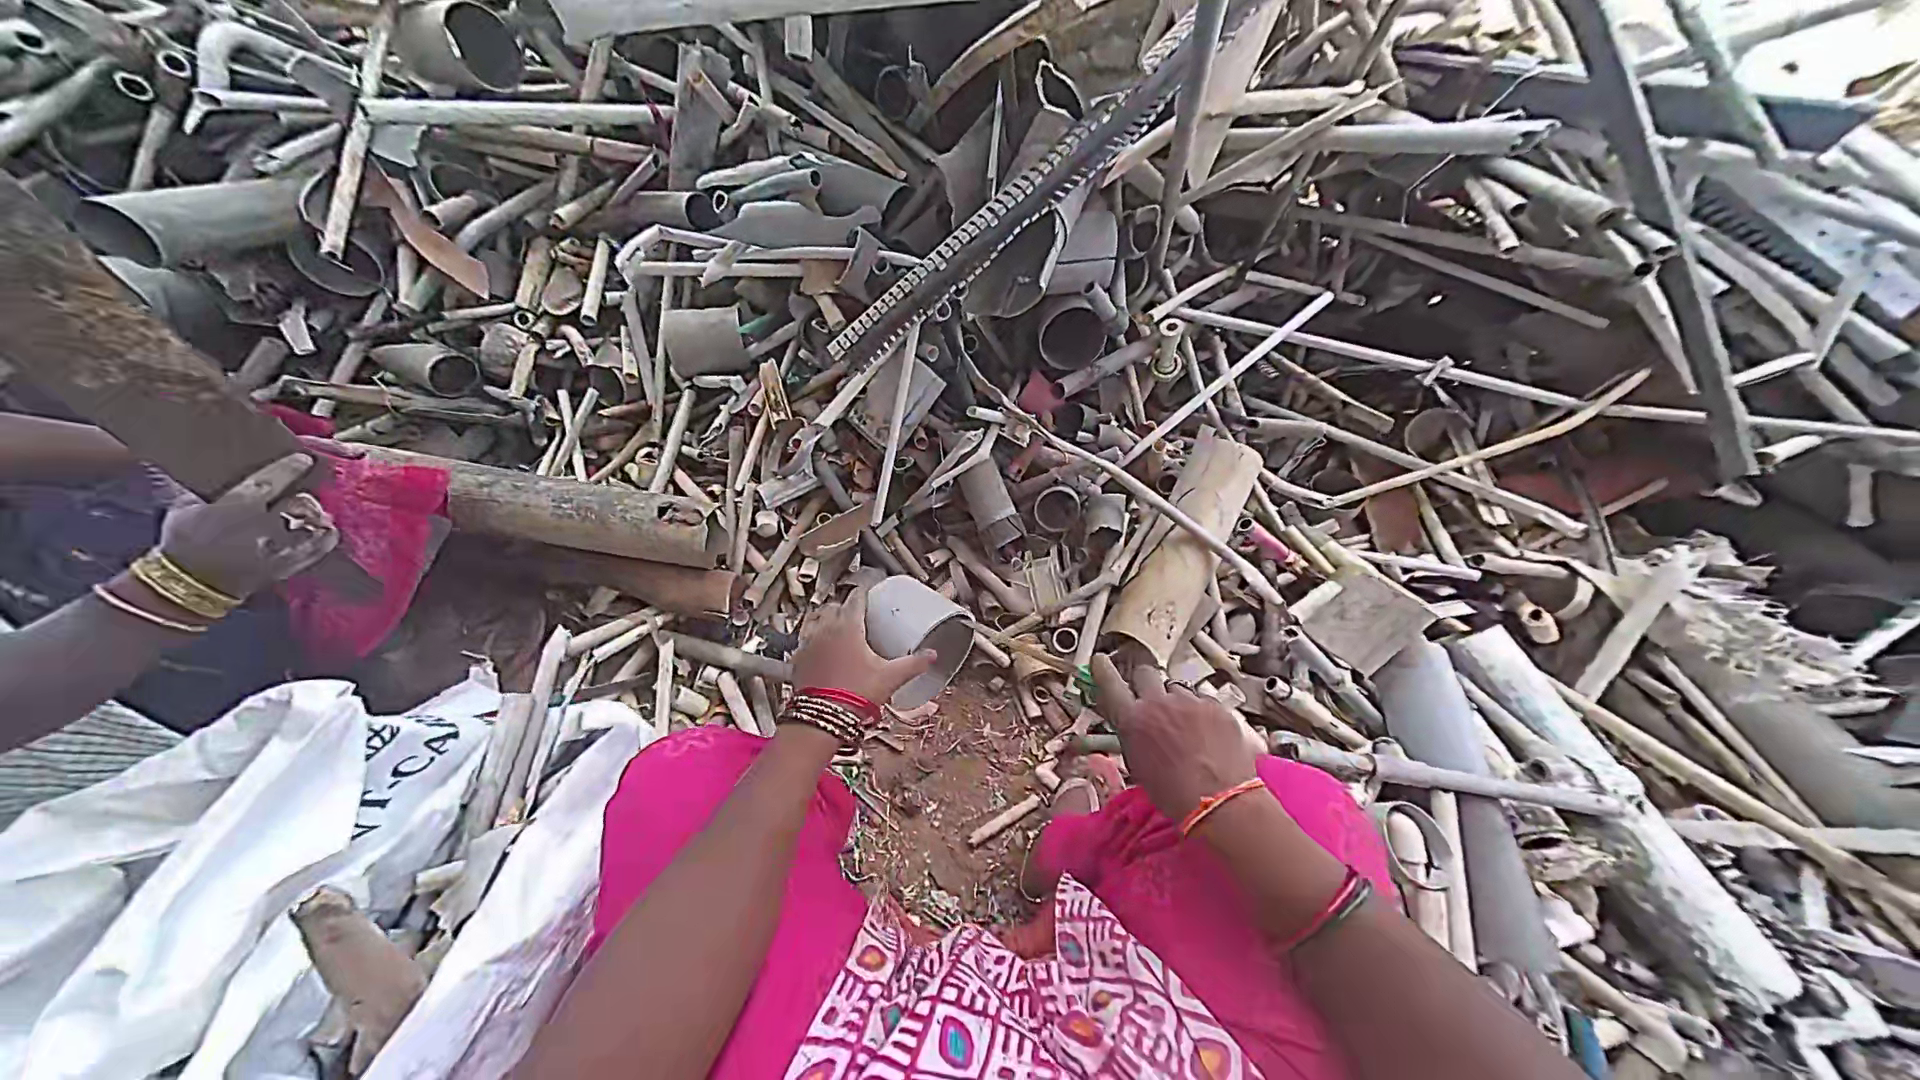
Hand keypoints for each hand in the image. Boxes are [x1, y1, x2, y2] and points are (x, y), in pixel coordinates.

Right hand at [158, 453, 339, 598]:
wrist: (192, 583)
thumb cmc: (184, 543)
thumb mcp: (183, 511)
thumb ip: (193, 489)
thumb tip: (175, 463)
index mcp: (237, 507)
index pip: (270, 481)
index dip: (289, 468)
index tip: (304, 459)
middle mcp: (265, 524)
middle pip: (300, 502)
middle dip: (304, 499)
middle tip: (300, 498)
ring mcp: (283, 544)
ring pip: (316, 522)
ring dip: (317, 516)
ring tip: (313, 515)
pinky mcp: (295, 561)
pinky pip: (323, 544)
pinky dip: (327, 535)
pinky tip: (324, 530)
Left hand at [790, 586, 935, 712]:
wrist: (822, 719)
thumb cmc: (854, 695)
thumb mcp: (890, 677)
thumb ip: (913, 664)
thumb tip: (931, 656)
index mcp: (848, 626)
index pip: (856, 598)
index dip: (864, 593)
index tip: (870, 592)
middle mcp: (825, 630)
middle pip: (835, 606)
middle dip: (847, 606)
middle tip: (859, 613)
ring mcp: (809, 644)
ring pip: (817, 620)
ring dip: (828, 620)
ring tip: (840, 627)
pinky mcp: (798, 659)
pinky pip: (806, 640)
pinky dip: (815, 640)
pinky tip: (823, 649)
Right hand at [1090, 654, 1258, 821]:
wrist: (1220, 803)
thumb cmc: (1175, 794)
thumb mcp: (1138, 765)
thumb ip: (1132, 735)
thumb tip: (1133, 725)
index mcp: (1132, 720)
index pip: (1110, 683)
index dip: (1103, 670)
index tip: (1101, 661)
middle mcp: (1158, 703)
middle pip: (1145, 673)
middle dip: (1147, 684)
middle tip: (1153, 701)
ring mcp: (1189, 701)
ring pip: (1176, 687)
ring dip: (1176, 700)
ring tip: (1186, 726)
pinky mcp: (1215, 706)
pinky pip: (1203, 699)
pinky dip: (1202, 712)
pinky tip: (1207, 733)